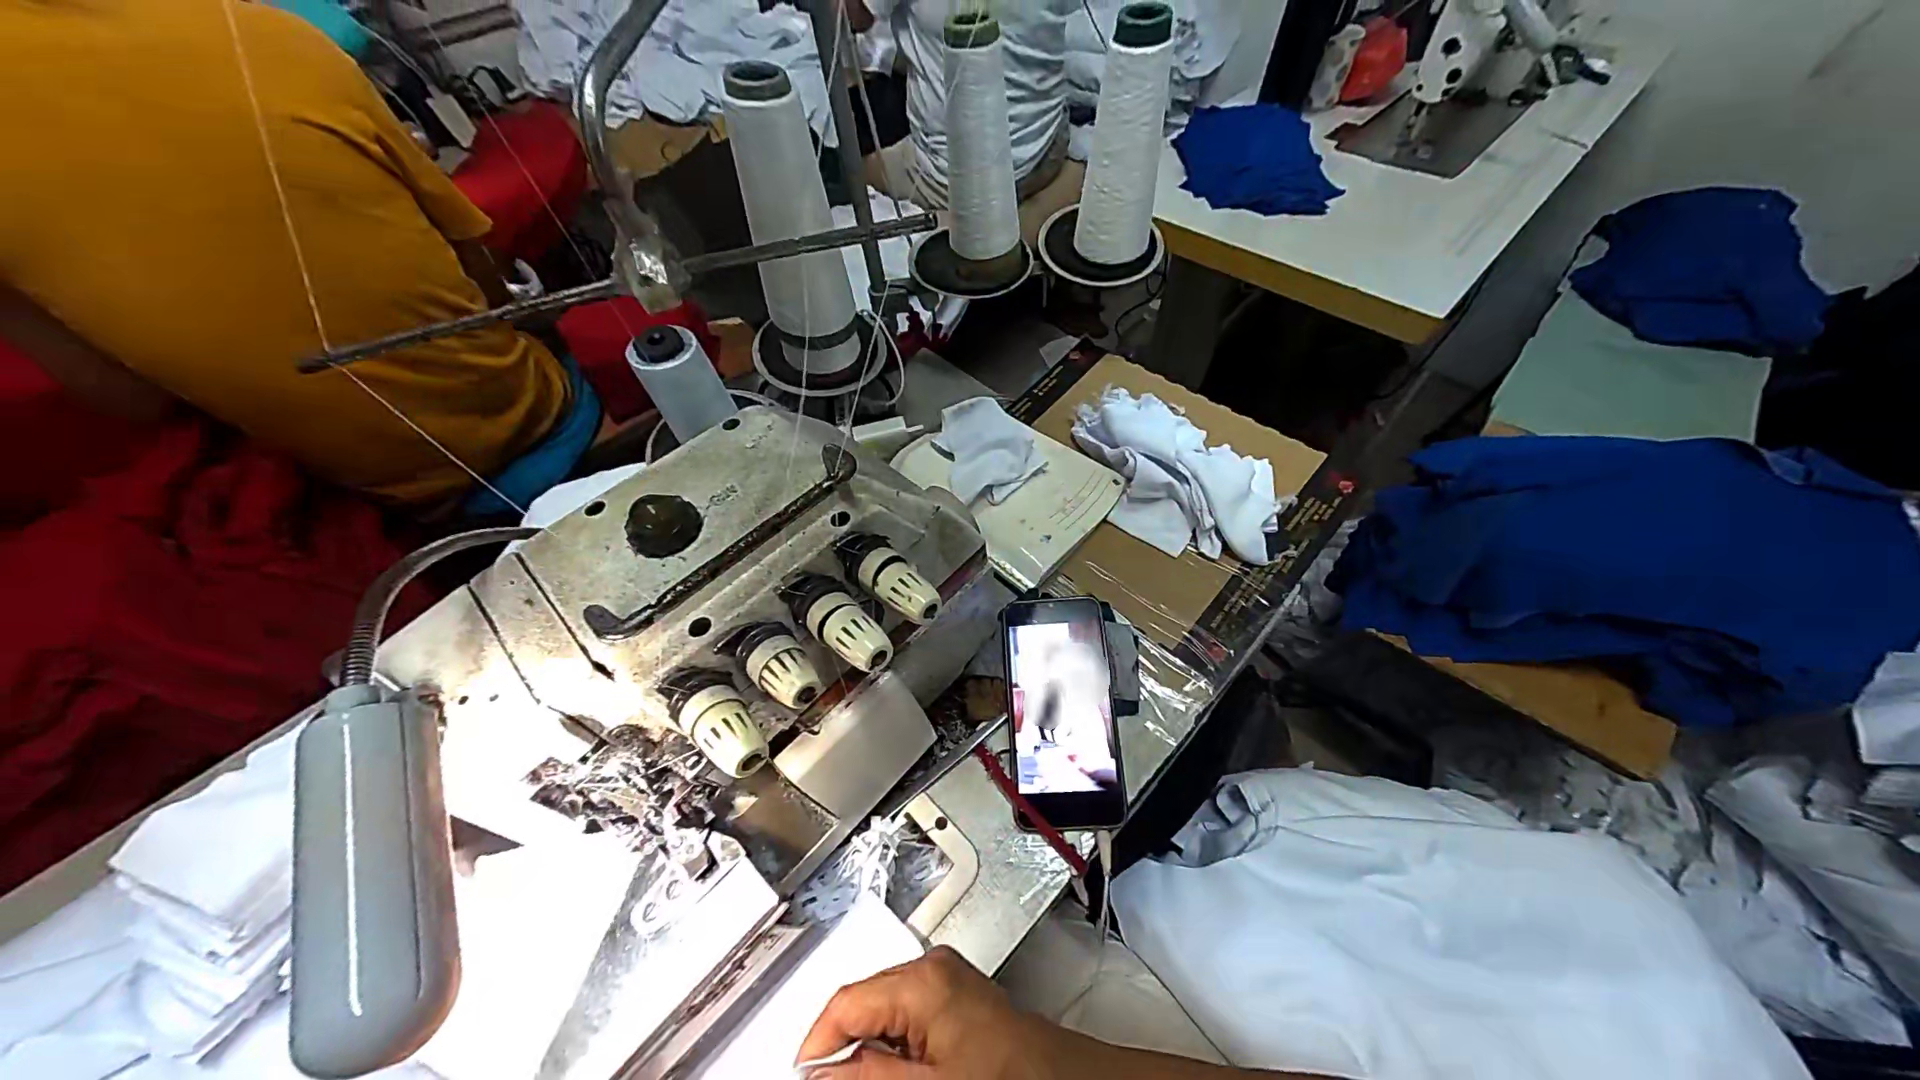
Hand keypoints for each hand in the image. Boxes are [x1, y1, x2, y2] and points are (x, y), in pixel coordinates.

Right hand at [797, 947, 1075, 1078]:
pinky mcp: (955, 990)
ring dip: (872, 1046)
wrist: (1060, 1079)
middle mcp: (932, 967)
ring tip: (884, 1076)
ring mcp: (946, 976)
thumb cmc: (1009, 1078)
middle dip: (846, 1046)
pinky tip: (905, 1069)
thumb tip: (819, 1072)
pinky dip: (897, 1042)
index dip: (818, 1042)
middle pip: (864, 1001)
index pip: (846, 1001)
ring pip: (885, 1008)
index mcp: (921, 980)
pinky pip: (909, 1011)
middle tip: (836, 1079)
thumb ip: (865, 1078)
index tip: (803, 1072)